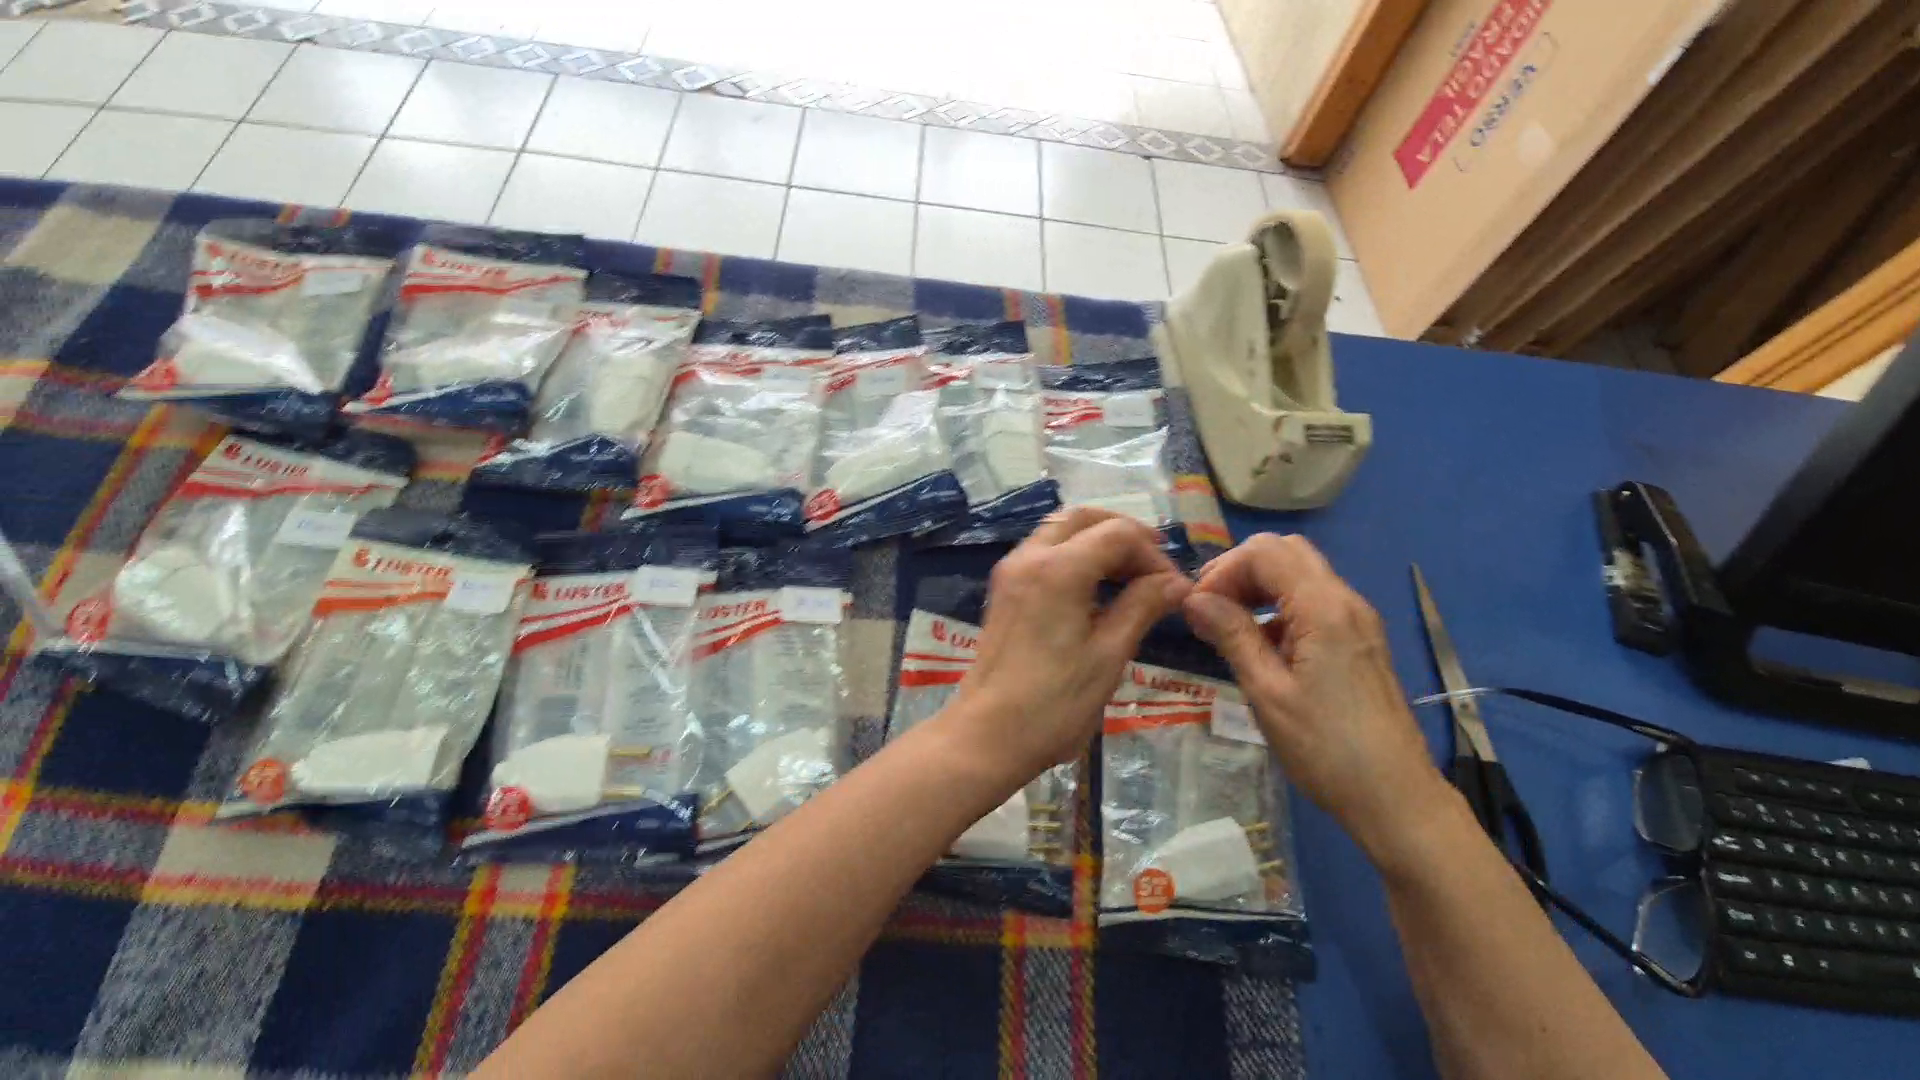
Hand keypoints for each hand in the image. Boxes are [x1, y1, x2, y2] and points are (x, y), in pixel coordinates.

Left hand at [948, 507, 1192, 779]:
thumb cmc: (1054, 702)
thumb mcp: (1109, 655)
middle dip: (1124, 535)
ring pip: (1061, 531)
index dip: (1153, 554)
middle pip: (1084, 519)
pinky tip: (1097, 591)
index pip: (1118, 534)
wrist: (988, 735)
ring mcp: (1011, 571)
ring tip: (1131, 579)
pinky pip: (1044, 553)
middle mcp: (1030, 556)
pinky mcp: (1004, 590)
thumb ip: (1142, 607)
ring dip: (1098, 543)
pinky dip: (1074, 557)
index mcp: (1059, 568)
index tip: (1174, 588)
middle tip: (1154, 568)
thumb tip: (1176, 582)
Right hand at [1181, 534, 1451, 862]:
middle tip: (1210, 608)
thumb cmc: (1325, 747)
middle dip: (1241, 570)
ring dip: (1260, 587)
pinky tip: (1261, 646)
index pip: (1265, 552)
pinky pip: (1315, 601)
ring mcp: (1357, 620)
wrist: (1394, 796)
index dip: (1223, 570)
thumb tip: (1194, 599)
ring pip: (1302, 574)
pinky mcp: (1360, 641)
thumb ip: (1232, 635)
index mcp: (1324, 608)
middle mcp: (1346, 601)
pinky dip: (1280, 607)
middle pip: (1287, 552)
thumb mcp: (1267, 692)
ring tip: (1227, 627)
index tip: (1197, 607)